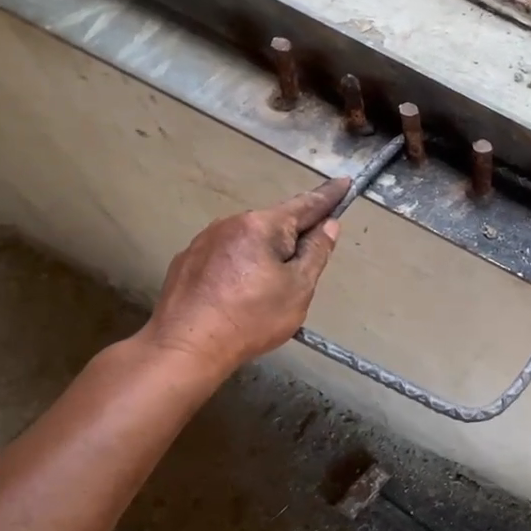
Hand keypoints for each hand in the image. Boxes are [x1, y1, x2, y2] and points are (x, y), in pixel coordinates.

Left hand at [139, 178, 348, 374]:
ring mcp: (203, 241)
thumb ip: (316, 252)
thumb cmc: (251, 318)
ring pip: (249, 240)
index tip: (345, 183)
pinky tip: (240, 293)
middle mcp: (231, 224)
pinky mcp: (187, 261)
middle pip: (275, 224)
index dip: (329, 196)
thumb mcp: (299, 287)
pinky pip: (226, 255)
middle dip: (294, 236)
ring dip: (265, 253)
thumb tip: (328, 225)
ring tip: (269, 289)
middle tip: (305, 267)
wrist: (186, 347)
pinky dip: (241, 265)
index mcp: (262, 226)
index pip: (306, 205)